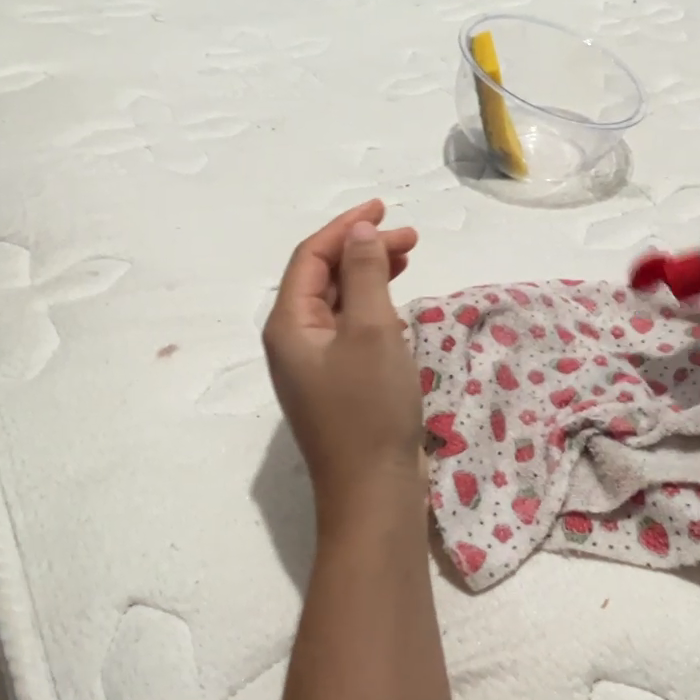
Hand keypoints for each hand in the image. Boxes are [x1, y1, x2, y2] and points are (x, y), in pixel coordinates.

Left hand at [263, 200, 424, 527]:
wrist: (373, 492)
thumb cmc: (370, 406)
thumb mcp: (371, 330)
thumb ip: (364, 273)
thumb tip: (360, 231)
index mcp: (289, 324)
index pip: (311, 257)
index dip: (345, 226)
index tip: (385, 207)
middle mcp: (294, 341)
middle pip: (323, 277)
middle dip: (363, 249)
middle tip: (411, 237)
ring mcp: (315, 365)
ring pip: (338, 302)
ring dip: (370, 274)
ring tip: (408, 257)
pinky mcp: (337, 384)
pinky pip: (349, 328)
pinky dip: (373, 305)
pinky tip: (396, 303)